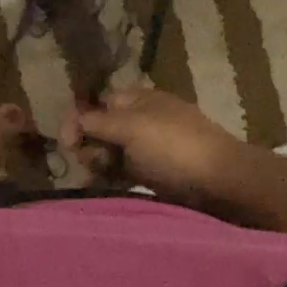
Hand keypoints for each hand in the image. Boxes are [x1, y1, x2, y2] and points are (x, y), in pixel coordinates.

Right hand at [61, 88, 252, 199]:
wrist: (219, 181)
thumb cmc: (173, 146)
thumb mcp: (131, 126)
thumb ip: (97, 122)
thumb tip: (74, 120)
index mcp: (140, 100)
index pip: (99, 102)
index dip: (80, 119)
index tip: (67, 142)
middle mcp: (143, 120)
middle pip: (102, 129)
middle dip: (89, 145)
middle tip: (92, 162)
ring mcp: (149, 148)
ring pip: (111, 152)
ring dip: (98, 164)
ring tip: (98, 178)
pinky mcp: (154, 174)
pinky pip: (123, 172)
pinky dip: (111, 178)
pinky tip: (103, 187)